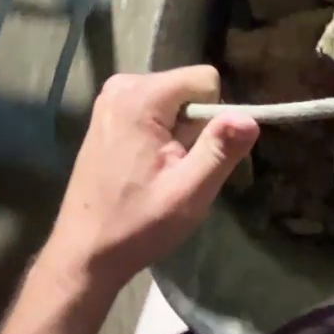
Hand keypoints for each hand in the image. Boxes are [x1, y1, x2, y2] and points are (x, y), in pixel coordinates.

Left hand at [46, 67, 258, 285]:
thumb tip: (250, 118)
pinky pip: (156, 105)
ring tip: (160, 169)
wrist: (83, 254)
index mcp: (140, 96)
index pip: (206, 80)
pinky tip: (146, 164)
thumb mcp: (188, 195)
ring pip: (175, 97)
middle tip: (175, 167)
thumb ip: (220, 151)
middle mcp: (122, 84)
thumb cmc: (136, 226)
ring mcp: (112, 96)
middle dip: (193, 125)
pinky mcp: (108, 110)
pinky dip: (162, 131)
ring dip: (179, 130)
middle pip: (189, 87)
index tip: (192, 155)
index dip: (211, 118)